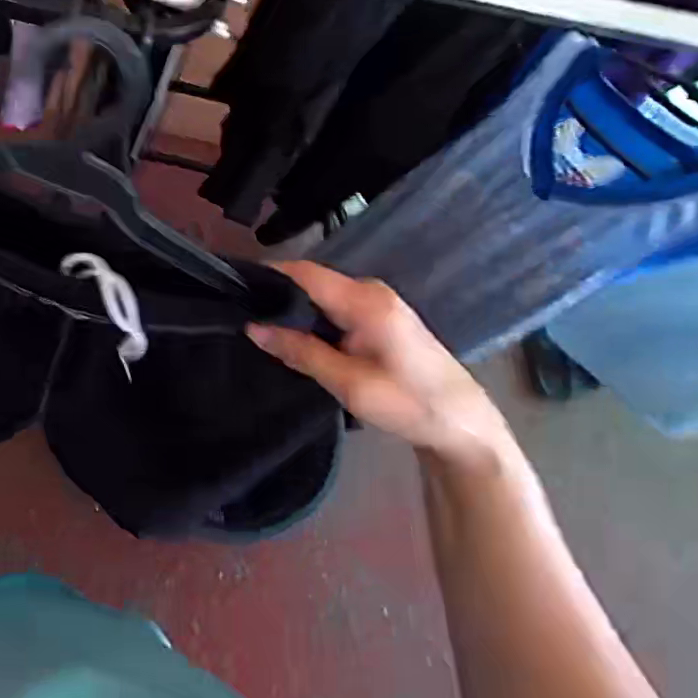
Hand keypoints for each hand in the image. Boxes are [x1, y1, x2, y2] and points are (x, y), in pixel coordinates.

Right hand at [248, 262, 515, 466]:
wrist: (464, 425)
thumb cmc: (410, 404)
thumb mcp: (349, 384)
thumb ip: (300, 352)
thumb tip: (253, 327)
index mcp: (365, 300)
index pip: (304, 272)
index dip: (268, 275)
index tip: (234, 288)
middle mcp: (370, 290)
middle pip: (311, 280)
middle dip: (276, 294)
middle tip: (241, 315)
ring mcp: (377, 301)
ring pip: (320, 295)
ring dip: (293, 308)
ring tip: (259, 326)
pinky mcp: (379, 316)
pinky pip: (334, 306)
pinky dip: (311, 318)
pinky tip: (294, 337)